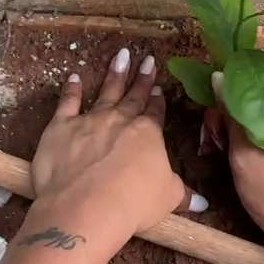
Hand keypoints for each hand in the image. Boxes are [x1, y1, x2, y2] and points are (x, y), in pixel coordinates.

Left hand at [26, 48, 188, 250]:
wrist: (85, 208)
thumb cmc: (132, 204)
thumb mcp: (166, 199)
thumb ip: (182, 195)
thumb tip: (203, 204)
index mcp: (147, 134)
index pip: (155, 112)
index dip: (157, 100)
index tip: (158, 88)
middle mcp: (120, 121)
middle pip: (133, 97)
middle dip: (141, 79)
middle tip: (146, 60)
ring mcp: (90, 120)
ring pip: (105, 92)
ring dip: (113, 74)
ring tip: (120, 55)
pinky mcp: (61, 127)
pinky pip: (67, 103)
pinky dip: (71, 89)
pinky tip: (75, 77)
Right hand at [216, 85, 263, 262]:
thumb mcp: (243, 152)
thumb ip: (230, 114)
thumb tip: (218, 76)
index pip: (246, 83)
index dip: (221, 98)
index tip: (208, 122)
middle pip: (249, 101)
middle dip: (224, 118)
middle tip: (210, 145)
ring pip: (254, 120)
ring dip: (232, 134)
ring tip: (218, 156)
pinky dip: (246, 144)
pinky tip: (235, 161)